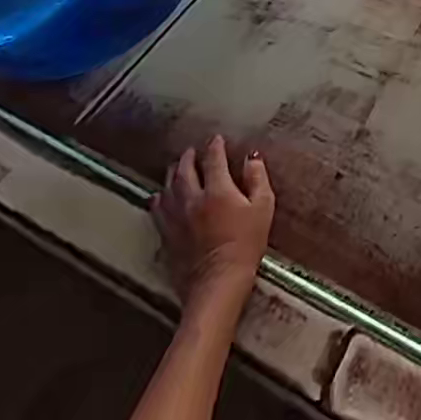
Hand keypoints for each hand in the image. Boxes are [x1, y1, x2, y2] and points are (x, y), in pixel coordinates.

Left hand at [150, 135, 273, 309]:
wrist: (218, 281)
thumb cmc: (247, 243)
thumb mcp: (263, 207)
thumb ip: (258, 178)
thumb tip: (252, 157)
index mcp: (218, 190)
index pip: (214, 160)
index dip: (215, 147)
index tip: (217, 139)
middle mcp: (192, 199)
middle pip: (185, 171)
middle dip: (189, 157)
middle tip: (192, 150)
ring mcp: (175, 218)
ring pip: (168, 188)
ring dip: (172, 174)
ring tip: (175, 167)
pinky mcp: (166, 235)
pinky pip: (157, 211)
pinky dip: (158, 198)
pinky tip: (159, 197)